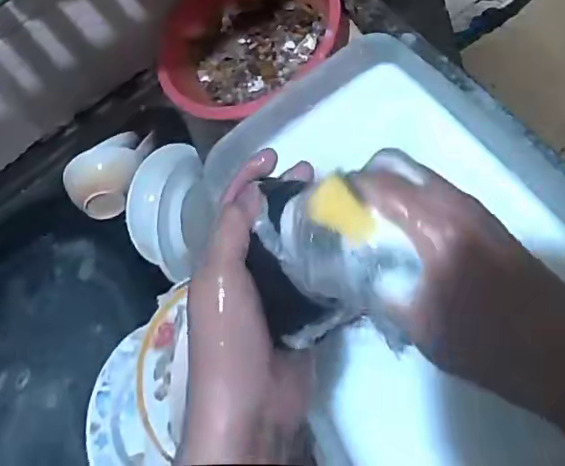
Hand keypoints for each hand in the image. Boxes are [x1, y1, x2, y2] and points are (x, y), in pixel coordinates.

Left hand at [178, 149, 314, 464]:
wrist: (253, 409)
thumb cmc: (228, 338)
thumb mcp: (218, 277)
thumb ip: (232, 231)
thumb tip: (253, 188)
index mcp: (221, 261)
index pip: (233, 208)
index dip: (249, 177)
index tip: (275, 155)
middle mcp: (247, 272)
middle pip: (266, 221)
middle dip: (284, 192)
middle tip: (311, 172)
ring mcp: (276, 294)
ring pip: (292, 244)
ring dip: (308, 220)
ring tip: (333, 197)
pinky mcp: (304, 313)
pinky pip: (316, 275)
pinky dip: (327, 253)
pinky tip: (346, 236)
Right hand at [349, 149, 564, 381]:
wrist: (554, 342)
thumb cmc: (487, 342)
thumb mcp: (422, 326)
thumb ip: (382, 290)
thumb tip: (350, 271)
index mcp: (432, 224)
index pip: (376, 184)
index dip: (344, 190)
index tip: (322, 209)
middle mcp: (449, 200)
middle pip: (394, 165)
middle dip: (363, 181)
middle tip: (345, 214)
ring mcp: (467, 203)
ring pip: (414, 175)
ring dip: (387, 190)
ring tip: (369, 226)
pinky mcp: (479, 215)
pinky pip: (432, 190)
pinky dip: (409, 199)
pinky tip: (403, 235)